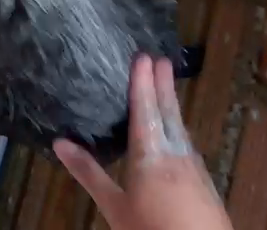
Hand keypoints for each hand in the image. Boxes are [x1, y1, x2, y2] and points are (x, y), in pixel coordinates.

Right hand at [54, 55, 232, 229]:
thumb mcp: (116, 208)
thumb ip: (90, 174)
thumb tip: (59, 142)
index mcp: (153, 158)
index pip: (146, 111)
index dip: (143, 84)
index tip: (144, 57)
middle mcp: (178, 160)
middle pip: (170, 117)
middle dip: (164, 88)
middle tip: (161, 60)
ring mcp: (197, 176)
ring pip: (182, 133)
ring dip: (173, 108)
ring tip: (166, 92)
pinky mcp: (208, 192)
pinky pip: (189, 150)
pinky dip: (180, 132)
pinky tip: (179, 140)